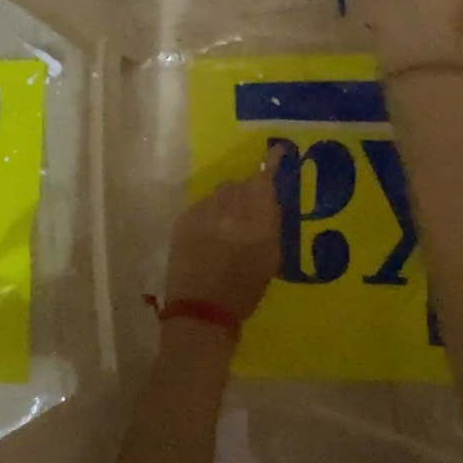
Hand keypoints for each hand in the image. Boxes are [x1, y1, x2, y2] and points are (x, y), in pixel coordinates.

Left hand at [164, 156, 281, 322]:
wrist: (200, 311)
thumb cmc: (244, 292)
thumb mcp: (270, 259)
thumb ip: (271, 224)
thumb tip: (270, 198)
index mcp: (257, 225)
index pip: (265, 181)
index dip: (271, 163)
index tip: (277, 151)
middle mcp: (230, 212)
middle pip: (242, 184)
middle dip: (248, 190)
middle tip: (250, 207)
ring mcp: (204, 214)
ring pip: (221, 192)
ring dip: (228, 201)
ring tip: (228, 222)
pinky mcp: (185, 219)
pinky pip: (204, 204)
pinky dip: (210, 212)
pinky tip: (211, 231)